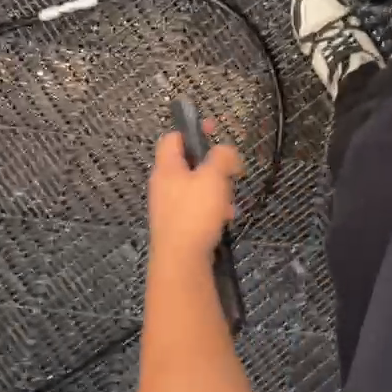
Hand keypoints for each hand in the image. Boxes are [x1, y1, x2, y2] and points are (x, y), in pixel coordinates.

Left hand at [147, 122, 243, 263]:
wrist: (180, 262)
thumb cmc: (195, 213)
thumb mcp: (213, 176)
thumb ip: (221, 156)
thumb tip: (224, 151)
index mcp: (167, 168)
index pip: (173, 137)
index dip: (193, 129)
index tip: (214, 129)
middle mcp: (163, 185)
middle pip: (188, 163)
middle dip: (212, 165)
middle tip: (228, 171)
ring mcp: (168, 207)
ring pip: (195, 186)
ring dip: (216, 188)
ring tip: (228, 200)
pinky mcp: (176, 225)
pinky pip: (196, 207)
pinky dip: (211, 208)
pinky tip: (224, 218)